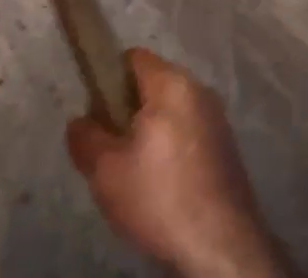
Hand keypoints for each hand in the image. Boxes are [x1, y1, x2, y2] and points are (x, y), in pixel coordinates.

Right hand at [66, 50, 295, 277]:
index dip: (107, 77)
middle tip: (109, 147)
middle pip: (152, 86)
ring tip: (133, 172)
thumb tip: (81, 122)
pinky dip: (170, 150)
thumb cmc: (160, 198)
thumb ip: (85, 137)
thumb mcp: (105, 170)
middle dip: (126, 110)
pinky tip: (160, 187)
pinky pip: (188, 135)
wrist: (221, 249)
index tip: (95, 110)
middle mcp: (200, 92)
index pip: (133, 58)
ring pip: (170, 113)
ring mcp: (218, 121)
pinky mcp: (227, 150)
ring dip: (148, 133)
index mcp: (173, 84)